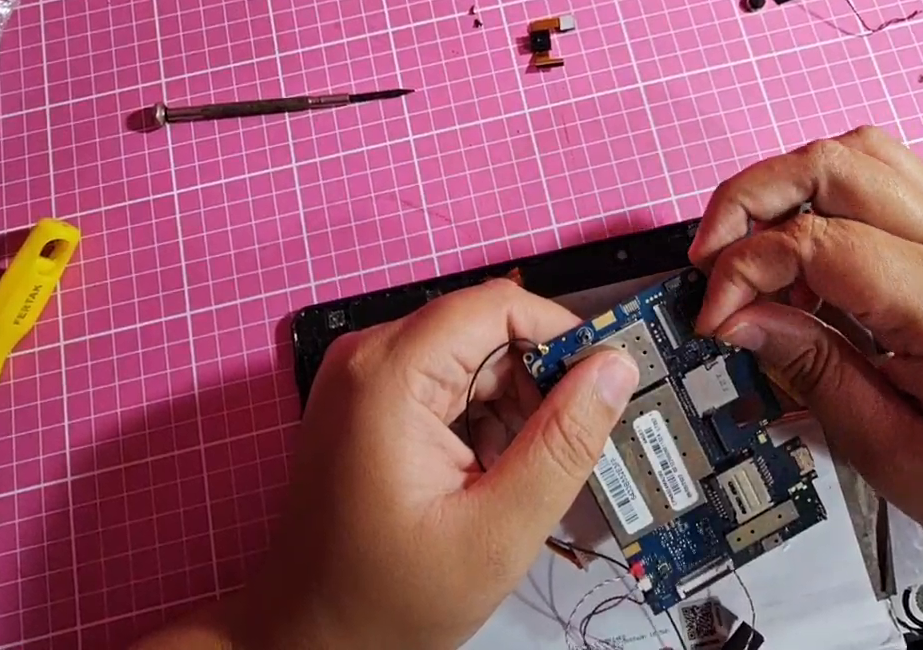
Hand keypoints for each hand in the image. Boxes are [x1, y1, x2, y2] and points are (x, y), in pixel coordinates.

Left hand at [151, 279, 639, 649]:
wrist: (308, 640)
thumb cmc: (388, 599)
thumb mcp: (496, 532)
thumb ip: (563, 445)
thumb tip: (614, 369)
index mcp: (391, 373)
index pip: (498, 306)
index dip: (560, 334)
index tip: (600, 382)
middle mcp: (370, 352)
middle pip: (484, 327)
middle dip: (535, 379)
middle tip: (559, 447)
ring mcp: (365, 370)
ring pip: (471, 351)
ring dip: (510, 400)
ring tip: (514, 471)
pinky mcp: (369, 391)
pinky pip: (445, 374)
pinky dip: (479, 411)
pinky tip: (483, 467)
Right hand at [689, 127, 922, 559]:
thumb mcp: (895, 453)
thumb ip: (811, 370)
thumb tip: (741, 318)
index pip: (816, 241)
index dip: (744, 271)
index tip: (717, 318)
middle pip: (828, 164)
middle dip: (746, 199)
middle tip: (712, 257)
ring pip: (851, 149)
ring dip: (781, 183)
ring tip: (750, 243)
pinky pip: (875, 166)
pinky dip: (819, 183)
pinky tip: (801, 236)